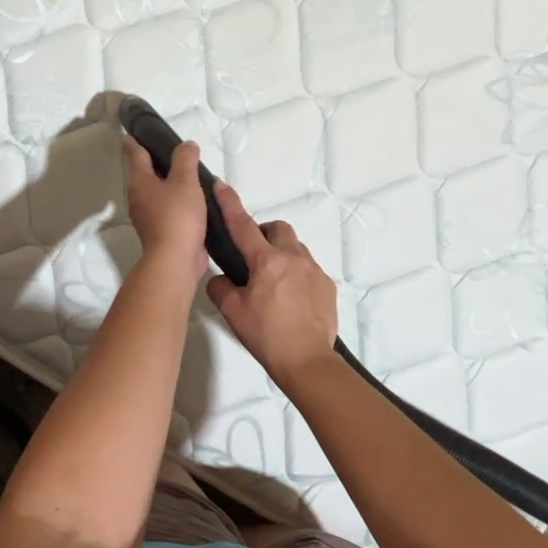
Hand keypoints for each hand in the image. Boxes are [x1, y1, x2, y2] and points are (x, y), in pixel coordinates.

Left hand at [123, 135, 208, 274]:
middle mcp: (138, 197)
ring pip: (156, 191)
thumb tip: (186, 145)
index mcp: (139, 182)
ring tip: (186, 173)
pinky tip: (191, 198)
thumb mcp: (185, 181)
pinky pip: (167, 208)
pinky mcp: (160, 230)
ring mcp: (148, 216)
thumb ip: (185, 159)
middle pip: (144, 173)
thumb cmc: (177, 216)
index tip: (132, 131)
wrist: (175, 260)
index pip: (135, 153)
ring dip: (167, 182)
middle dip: (153, 161)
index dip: (134, 140)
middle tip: (171, 150)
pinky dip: (175, 200)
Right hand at [204, 181, 338, 384]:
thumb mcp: (233, 313)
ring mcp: (315, 271)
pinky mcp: (327, 287)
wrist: (307, 362)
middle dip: (263, 234)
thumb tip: (220, 278)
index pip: (243, 226)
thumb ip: (220, 288)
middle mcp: (294, 258)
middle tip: (252, 257)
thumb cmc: (266, 336)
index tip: (221, 185)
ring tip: (272, 282)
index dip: (229, 204)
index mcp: (267, 262)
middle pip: (277, 229)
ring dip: (281, 254)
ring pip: (295, 248)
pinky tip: (290, 300)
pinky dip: (296, 275)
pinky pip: (308, 269)